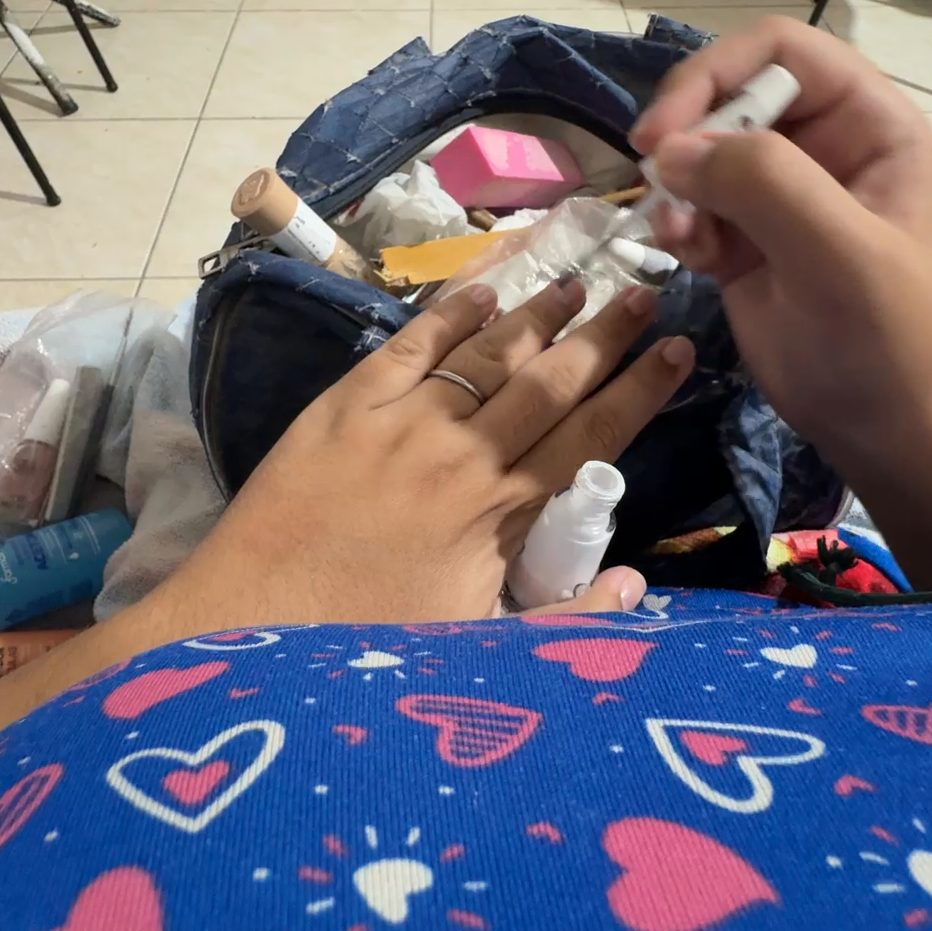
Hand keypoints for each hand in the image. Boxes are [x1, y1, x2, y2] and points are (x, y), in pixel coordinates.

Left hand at [166, 279, 694, 622]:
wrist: (252, 619)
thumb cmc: (368, 641)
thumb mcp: (479, 650)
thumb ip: (564, 619)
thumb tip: (638, 585)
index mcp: (500, 510)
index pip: (591, 436)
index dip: (640, 390)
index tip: (679, 349)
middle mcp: (462, 451)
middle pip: (550, 381)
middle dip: (604, 335)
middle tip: (643, 292)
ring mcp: (403, 418)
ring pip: (488, 353)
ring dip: (537, 314)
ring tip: (577, 281)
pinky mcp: (347, 402)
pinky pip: (410, 344)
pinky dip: (449, 312)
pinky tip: (484, 289)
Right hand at [629, 16, 931, 457]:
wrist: (887, 427)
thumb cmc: (885, 339)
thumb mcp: (837, 252)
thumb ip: (762, 184)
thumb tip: (669, 150)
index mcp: (865, 124)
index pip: (779, 52)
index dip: (713, 76)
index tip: (660, 132)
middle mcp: (818, 149)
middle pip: (728, 100)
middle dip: (687, 139)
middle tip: (657, 184)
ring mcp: (776, 200)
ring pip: (700, 159)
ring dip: (677, 192)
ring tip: (682, 240)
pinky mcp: (742, 245)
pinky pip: (692, 211)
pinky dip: (678, 228)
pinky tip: (688, 258)